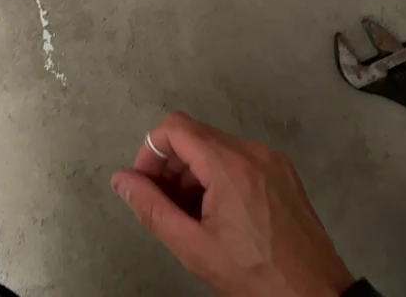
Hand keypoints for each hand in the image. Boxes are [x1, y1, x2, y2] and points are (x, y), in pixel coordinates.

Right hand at [112, 112, 355, 296]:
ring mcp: (272, 160)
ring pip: (216, 145)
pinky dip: (219, 175)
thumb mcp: (195, 248)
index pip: (174, 128)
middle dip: (171, 165)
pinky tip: (220, 214)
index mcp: (229, 164)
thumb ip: (152, 209)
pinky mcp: (284, 172)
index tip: (146, 185)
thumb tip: (121, 179)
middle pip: (194, 135)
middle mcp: (252, 151)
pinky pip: (239, 158)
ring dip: (194, 172)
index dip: (151, 152)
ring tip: (192, 215)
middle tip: (166, 205)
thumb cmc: (254, 276)